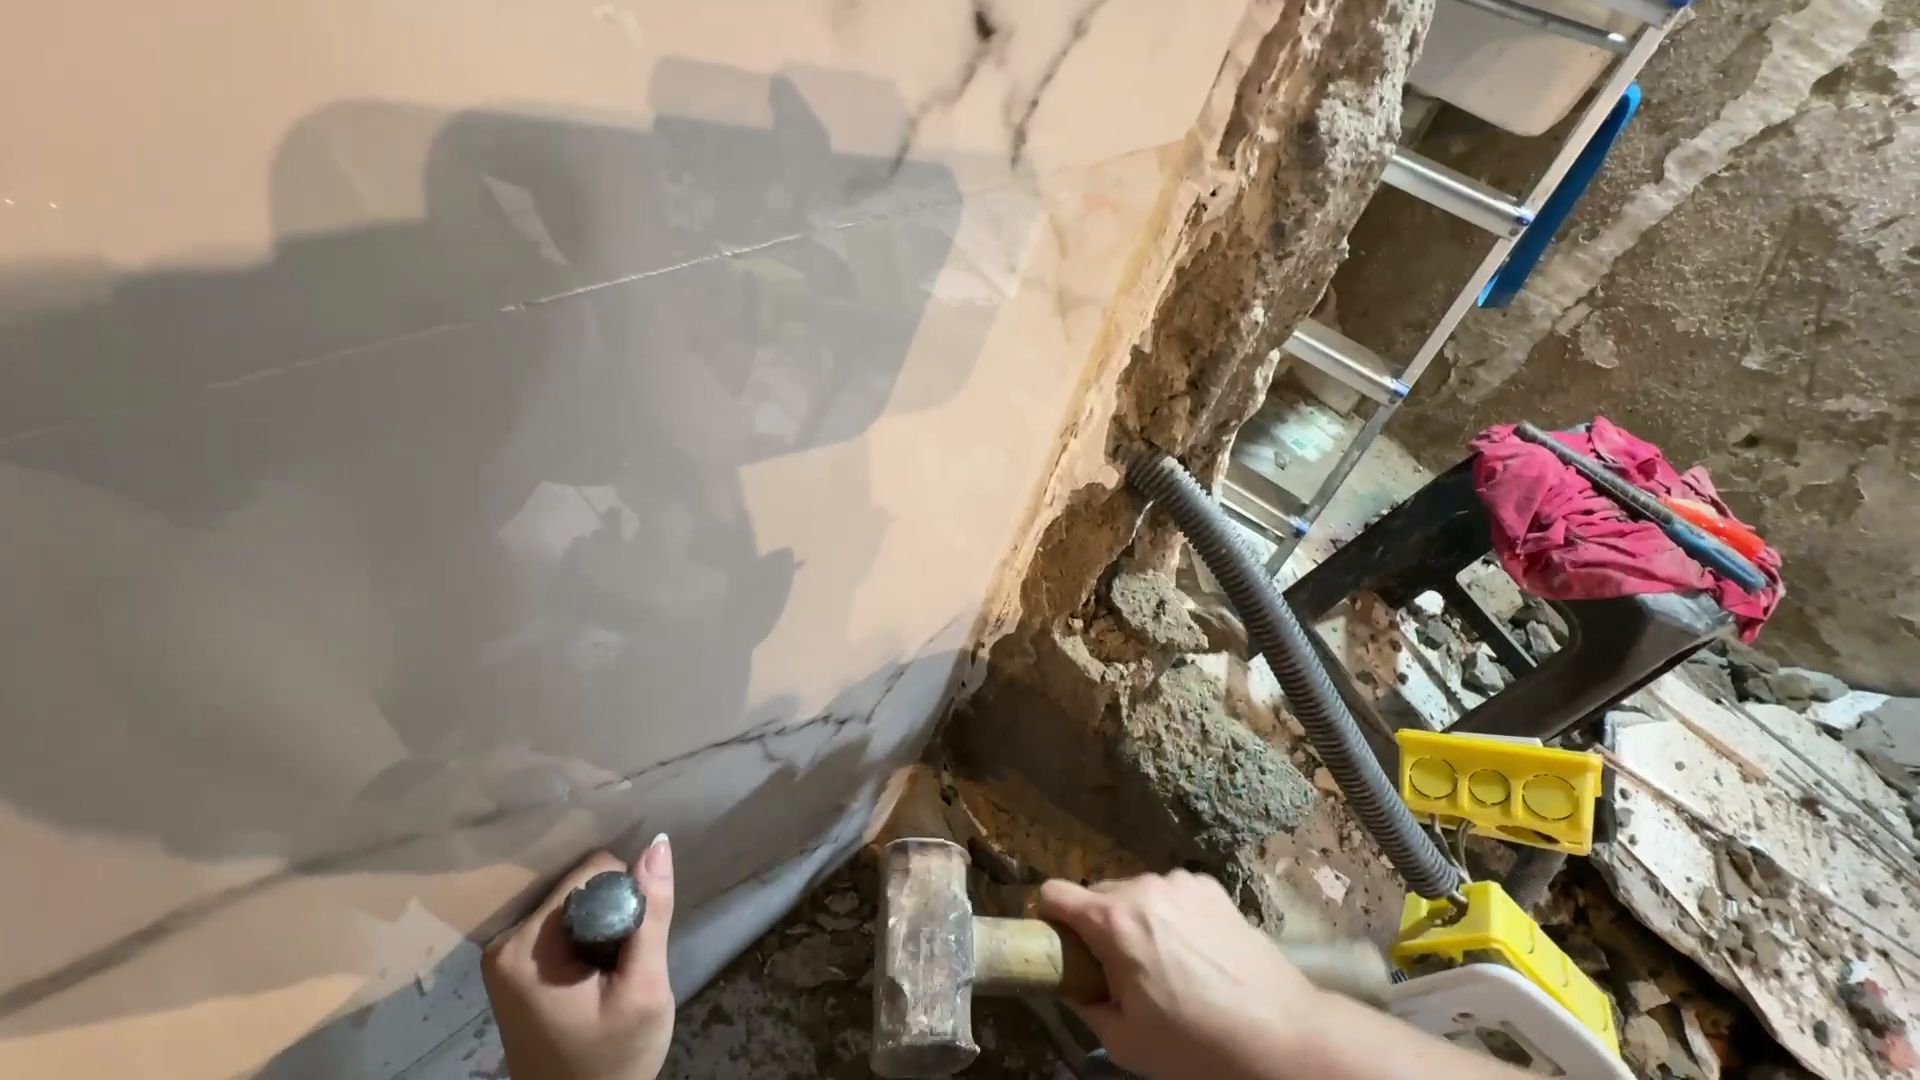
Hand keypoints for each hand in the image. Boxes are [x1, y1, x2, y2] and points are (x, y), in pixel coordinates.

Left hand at [483, 837, 676, 1079]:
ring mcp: (506, 956)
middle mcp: (503, 943)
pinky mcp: (516, 967)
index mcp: (522, 947)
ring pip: (576, 902)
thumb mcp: (643, 989)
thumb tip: (658, 843)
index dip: (627, 895)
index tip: (637, 937)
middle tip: (627, 957)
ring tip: (616, 964)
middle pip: (579, 885)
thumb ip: (650, 915)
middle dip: (614, 909)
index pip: (589, 874)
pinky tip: (601, 968)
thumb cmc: (612, 1062)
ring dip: (605, 922)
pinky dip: (591, 936)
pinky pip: (565, 924)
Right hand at [1037, 871, 1318, 1079]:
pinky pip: (1171, 894)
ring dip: (1135, 918)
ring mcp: (1180, 883)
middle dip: (1097, 925)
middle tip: (1117, 968)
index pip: (1054, 892)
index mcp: (1114, 922)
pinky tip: (1194, 950)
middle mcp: (1143, 888)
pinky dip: (1170, 914)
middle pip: (1098, 894)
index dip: (1047, 915)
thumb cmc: (1197, 1046)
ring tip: (1164, 961)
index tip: (1056, 942)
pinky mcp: (1211, 886)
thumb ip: (1086, 1005)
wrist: (1283, 1036)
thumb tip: (1075, 984)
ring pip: (1136, 892)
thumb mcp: (1126, 1042)